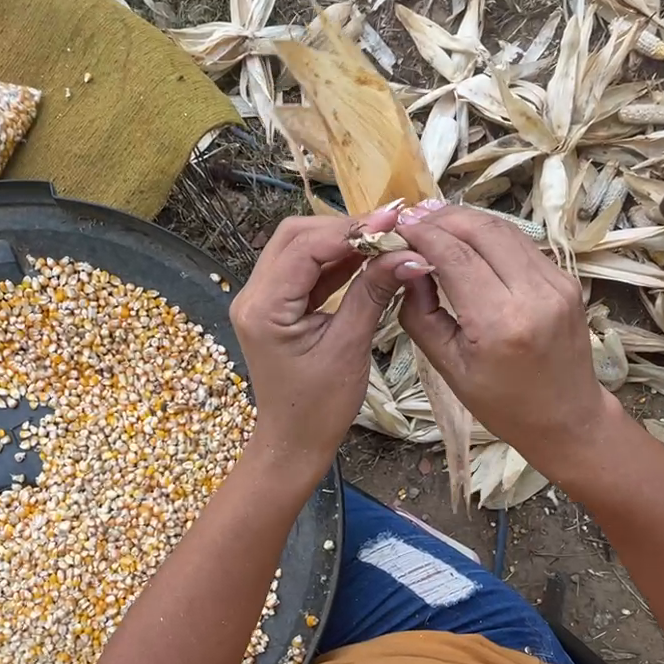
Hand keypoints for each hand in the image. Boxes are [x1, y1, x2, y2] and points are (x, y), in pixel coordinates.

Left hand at [230, 208, 429, 479]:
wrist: (293, 444)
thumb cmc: (320, 408)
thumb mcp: (349, 347)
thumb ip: (373, 293)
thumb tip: (410, 253)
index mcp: (264, 308)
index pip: (305, 246)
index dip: (351, 228)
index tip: (395, 220)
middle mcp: (253, 296)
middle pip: (296, 236)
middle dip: (344, 228)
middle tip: (391, 229)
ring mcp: (261, 300)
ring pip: (299, 248)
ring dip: (341, 241)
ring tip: (385, 240)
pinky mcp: (275, 308)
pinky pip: (304, 271)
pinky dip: (335, 261)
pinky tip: (367, 258)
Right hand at [394, 205, 618, 470]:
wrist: (566, 417)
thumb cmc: (501, 404)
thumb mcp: (448, 368)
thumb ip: (421, 315)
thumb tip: (406, 268)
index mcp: (500, 323)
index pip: (455, 257)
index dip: (422, 235)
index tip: (396, 226)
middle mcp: (534, 295)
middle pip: (482, 231)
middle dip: (442, 218)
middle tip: (410, 216)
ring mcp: (556, 282)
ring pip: (504, 229)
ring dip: (465, 218)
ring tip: (432, 217)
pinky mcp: (566, 279)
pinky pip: (521, 243)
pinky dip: (488, 232)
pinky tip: (465, 234)